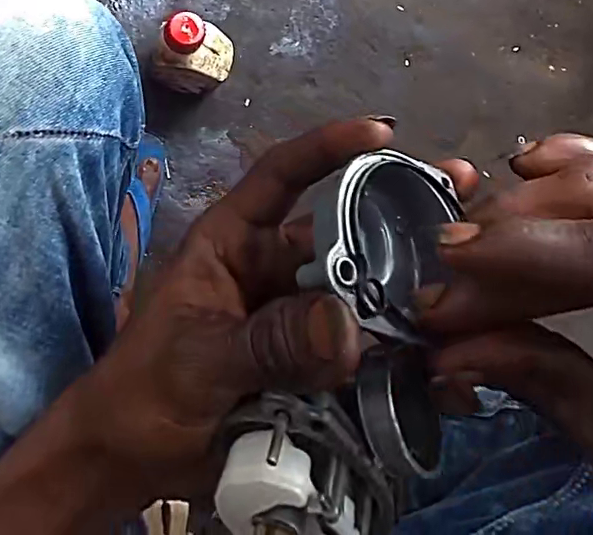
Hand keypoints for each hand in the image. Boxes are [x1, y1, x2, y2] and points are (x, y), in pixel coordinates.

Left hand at [0, 117, 478, 532]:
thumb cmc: (146, 389)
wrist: (131, 460)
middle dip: (389, 231)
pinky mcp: (311, 364)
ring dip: (399, 299)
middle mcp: (272, 267)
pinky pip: (358, 351)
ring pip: (355, 294)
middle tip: (454, 224)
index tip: (381, 133)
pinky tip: (437, 365)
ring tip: (460, 303)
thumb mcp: (200, 358)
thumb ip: (268, 343)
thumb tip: (347, 328)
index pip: (280, 176)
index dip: (327, 147)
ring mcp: (295, 315)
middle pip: (337, 237)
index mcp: (234, 239)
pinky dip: (392, 357)